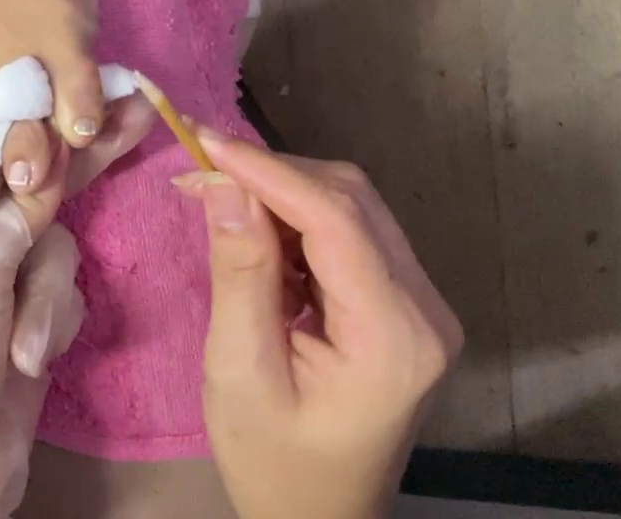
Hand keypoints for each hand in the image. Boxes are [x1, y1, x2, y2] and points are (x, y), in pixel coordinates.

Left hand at [0, 96, 155, 518]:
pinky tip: (27, 357)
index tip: (92, 85)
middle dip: (86, 155)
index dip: (42, 117)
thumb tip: (57, 160)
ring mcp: (3, 271)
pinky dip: (54, 322)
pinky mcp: (33, 312)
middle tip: (140, 106)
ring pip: (59, 246)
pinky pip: (67, 292)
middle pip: (38, 179)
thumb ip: (20, 209)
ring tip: (21, 344)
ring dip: (48, 296)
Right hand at [185, 130, 463, 518]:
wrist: (316, 514)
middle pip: (350, 200)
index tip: (202, 139)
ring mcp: (416, 305)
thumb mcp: (240, 369)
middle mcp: (423, 309)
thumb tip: (224, 186)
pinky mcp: (396, 302)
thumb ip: (239, 274)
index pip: (335, 220)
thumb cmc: (270, 454)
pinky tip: (247, 225)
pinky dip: (290, 213)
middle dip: (271, 170)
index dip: (267, 169)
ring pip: (348, 205)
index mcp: (393, 336)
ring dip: (278, 187)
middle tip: (198, 166)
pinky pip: (344, 230)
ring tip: (212, 191)